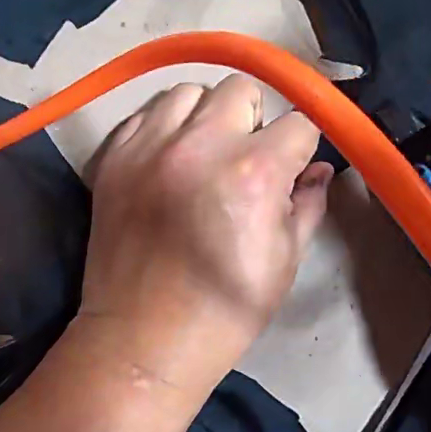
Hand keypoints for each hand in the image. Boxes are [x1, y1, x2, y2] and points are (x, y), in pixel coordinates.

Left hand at [78, 75, 332, 385]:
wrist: (143, 340)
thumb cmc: (224, 312)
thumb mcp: (283, 263)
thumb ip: (305, 205)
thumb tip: (317, 170)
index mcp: (253, 172)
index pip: (297, 123)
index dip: (300, 147)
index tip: (291, 166)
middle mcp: (200, 146)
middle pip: (240, 91)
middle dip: (253, 121)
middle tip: (245, 160)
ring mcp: (149, 149)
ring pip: (187, 93)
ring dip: (204, 117)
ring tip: (201, 155)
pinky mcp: (113, 160)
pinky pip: (143, 115)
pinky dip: (161, 130)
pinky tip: (166, 163)